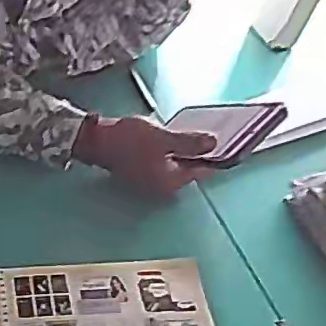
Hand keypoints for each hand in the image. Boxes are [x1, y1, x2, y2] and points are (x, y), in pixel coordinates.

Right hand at [73, 115, 215, 195]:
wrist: (98, 142)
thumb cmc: (130, 140)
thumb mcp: (164, 138)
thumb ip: (190, 143)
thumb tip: (214, 145)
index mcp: (172, 182)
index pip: (202, 172)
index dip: (215, 158)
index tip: (227, 145)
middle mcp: (164, 188)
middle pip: (190, 172)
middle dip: (200, 156)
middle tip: (210, 136)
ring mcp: (153, 184)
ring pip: (178, 169)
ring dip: (186, 155)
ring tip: (193, 137)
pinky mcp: (144, 176)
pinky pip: (166, 167)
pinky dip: (172, 156)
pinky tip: (173, 142)